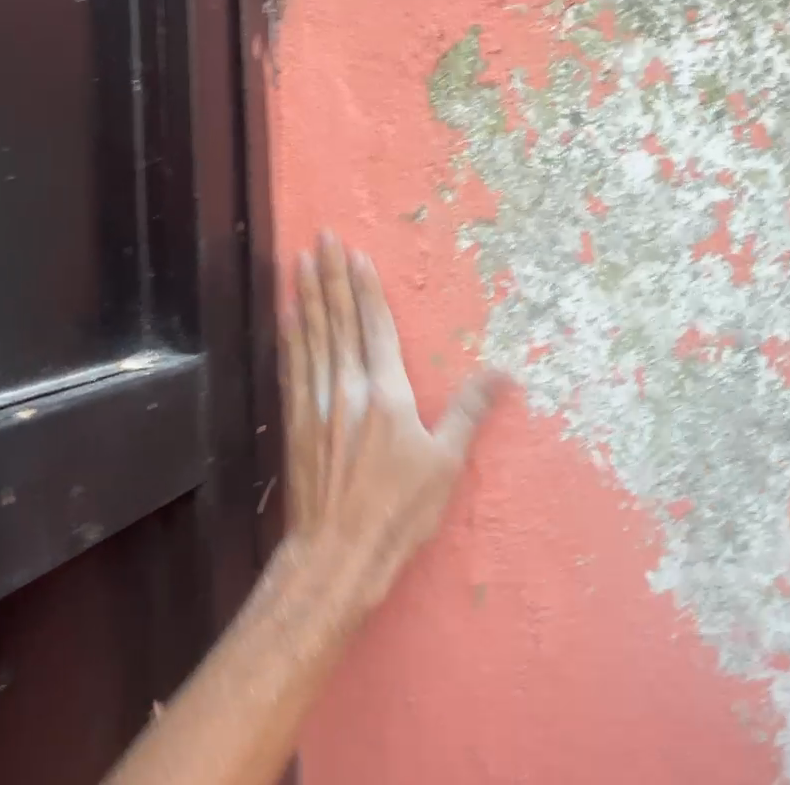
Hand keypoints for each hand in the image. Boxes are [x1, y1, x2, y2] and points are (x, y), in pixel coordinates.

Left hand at [278, 232, 505, 612]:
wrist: (337, 553)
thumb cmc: (399, 511)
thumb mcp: (446, 463)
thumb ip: (469, 411)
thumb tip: (503, 372)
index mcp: (387, 394)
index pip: (375, 328)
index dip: (366, 289)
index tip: (356, 255)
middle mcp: (347, 388)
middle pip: (339, 321)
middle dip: (332, 276)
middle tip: (322, 237)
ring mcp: (316, 404)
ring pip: (312, 336)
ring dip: (308, 295)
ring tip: (301, 260)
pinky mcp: (295, 422)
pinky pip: (292, 366)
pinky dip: (290, 335)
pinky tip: (286, 315)